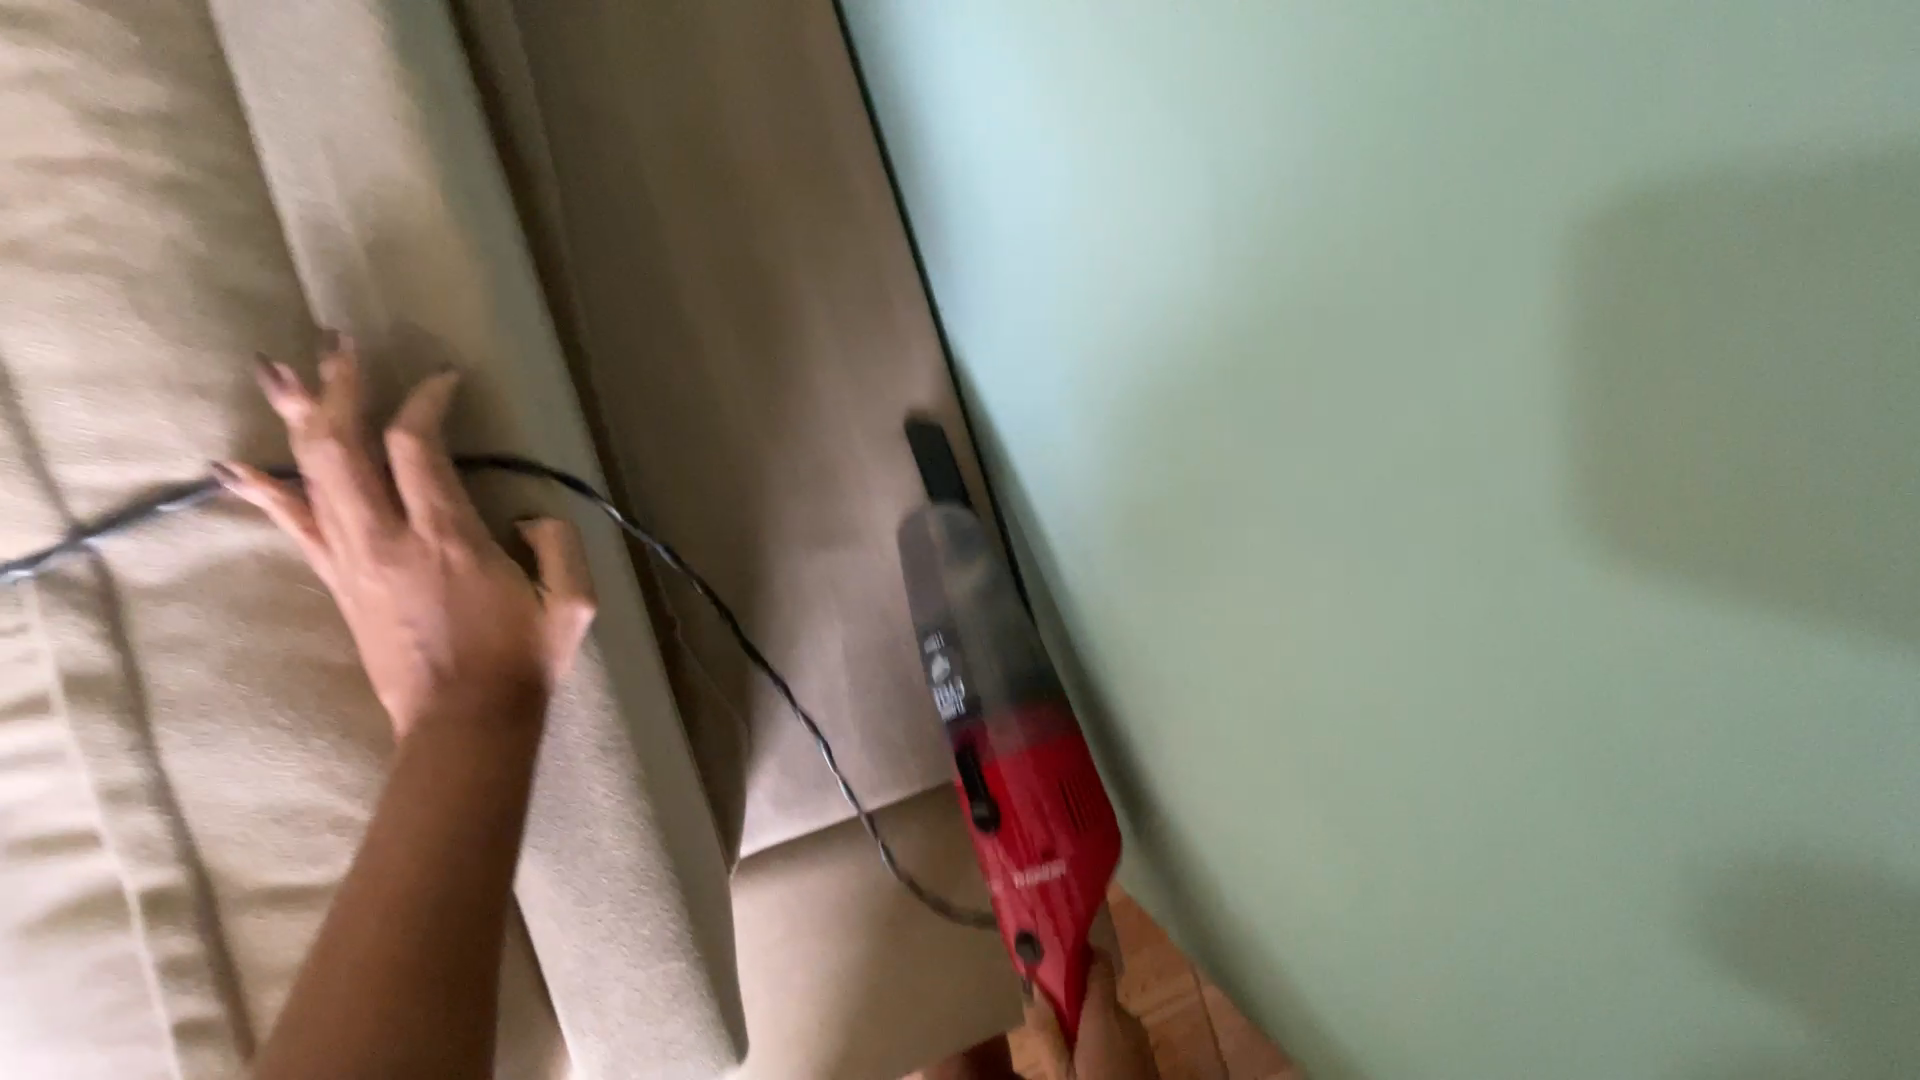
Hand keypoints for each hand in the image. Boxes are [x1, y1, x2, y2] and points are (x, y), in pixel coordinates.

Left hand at [218, 331, 596, 736]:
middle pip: (343, 446)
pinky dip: (262, 490)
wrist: (464, 723)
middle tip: (337, 344)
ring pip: (310, 474)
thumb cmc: (524, 661)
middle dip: (339, 388)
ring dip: (297, 418)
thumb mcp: (574, 601)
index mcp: (450, 538)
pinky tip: (232, 465)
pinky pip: (292, 526)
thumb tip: (524, 515)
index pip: (417, 447)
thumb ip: (557, 542)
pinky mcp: (338, 582)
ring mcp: (352, 560)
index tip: (444, 381)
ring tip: (281, 372)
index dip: (426, 401)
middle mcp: (388, 538)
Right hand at [1026, 951, 1160, 1079]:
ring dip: (1088, 1025)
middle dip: (1074, 1001)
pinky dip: (1103, 1041)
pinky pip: (1119, 1035)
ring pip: (1106, 1016)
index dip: (1079, 954)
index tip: (1055, 959)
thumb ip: (1047, 1029)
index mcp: (1103, 1014)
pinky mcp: (1146, 1057)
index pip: (1099, 961)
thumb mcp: (1060, 1072)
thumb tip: (1034, 985)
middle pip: (1097, 992)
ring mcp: (1140, 1038)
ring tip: (1067, 1050)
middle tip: (1050, 1018)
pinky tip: (1089, 1066)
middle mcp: (1126, 1017)